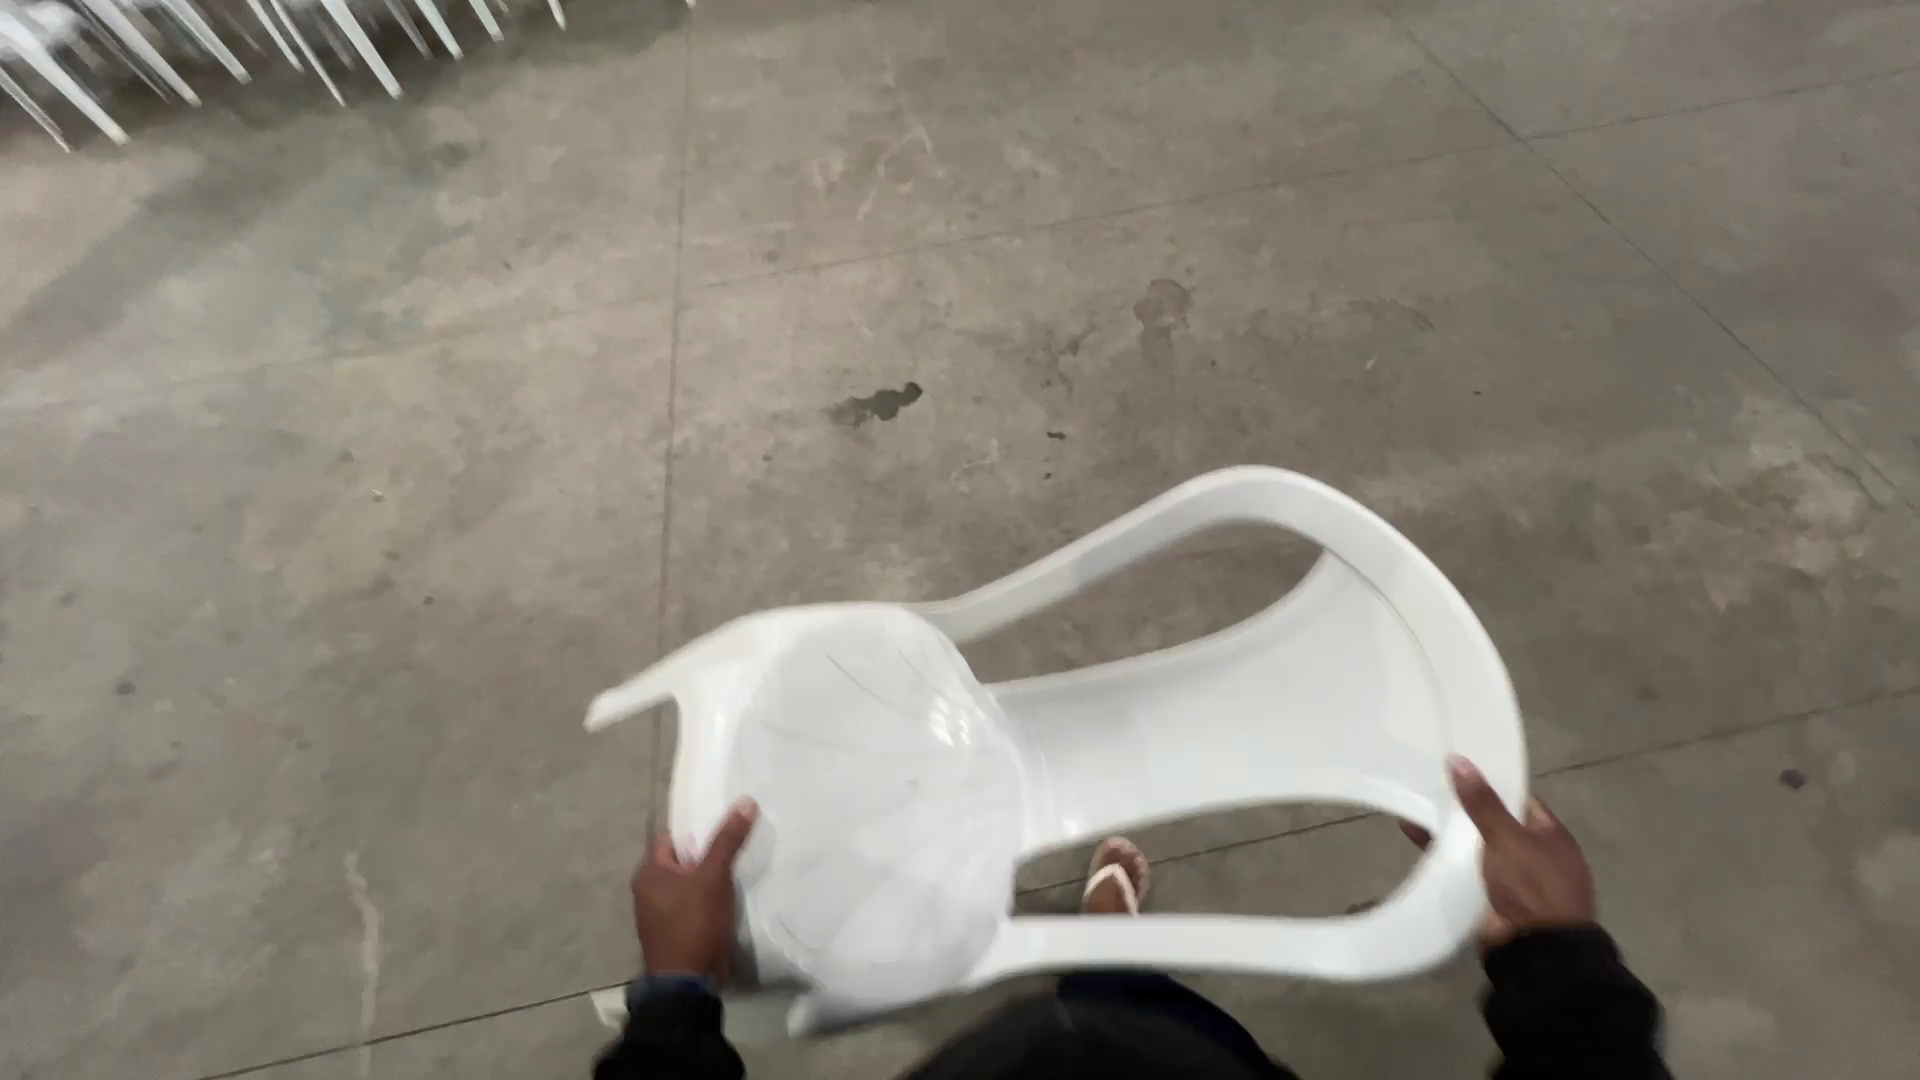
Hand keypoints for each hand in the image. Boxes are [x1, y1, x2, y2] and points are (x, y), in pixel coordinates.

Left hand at [630, 798, 758, 981]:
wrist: (689, 982)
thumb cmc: (694, 922)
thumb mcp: (714, 875)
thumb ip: (728, 839)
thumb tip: (745, 801)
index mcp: (649, 873)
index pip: (670, 838)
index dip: (695, 832)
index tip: (721, 830)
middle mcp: (648, 891)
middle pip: (681, 860)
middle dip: (706, 855)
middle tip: (734, 848)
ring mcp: (660, 914)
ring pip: (688, 883)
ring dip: (708, 879)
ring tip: (735, 871)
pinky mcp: (674, 931)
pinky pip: (692, 904)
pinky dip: (708, 900)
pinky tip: (728, 899)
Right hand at [1401, 757, 1595, 947]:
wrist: (1535, 949)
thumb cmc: (1532, 886)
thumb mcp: (1507, 838)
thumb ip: (1482, 802)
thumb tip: (1459, 761)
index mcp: (1550, 837)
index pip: (1518, 799)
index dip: (1490, 782)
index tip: (1458, 765)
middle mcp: (1532, 853)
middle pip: (1492, 819)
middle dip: (1462, 804)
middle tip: (1428, 779)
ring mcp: (1509, 874)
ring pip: (1472, 841)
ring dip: (1446, 826)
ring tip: (1413, 800)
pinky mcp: (1485, 891)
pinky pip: (1458, 863)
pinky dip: (1438, 849)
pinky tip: (1411, 831)